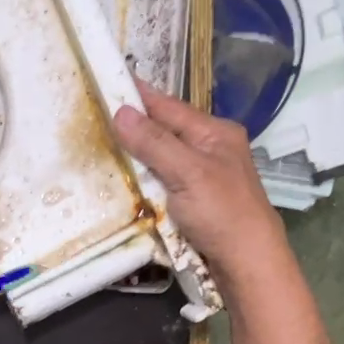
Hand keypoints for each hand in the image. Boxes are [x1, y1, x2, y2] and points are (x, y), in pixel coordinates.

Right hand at [114, 81, 281, 280]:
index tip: (109, 80)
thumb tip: (121, 112)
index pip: (169, 107)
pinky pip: (162, 183)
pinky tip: (124, 182)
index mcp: (215, 134)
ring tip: (102, 146)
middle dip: (134, 125)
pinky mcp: (194, 204)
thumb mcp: (188, 173)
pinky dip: (143, 181)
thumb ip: (154, 143)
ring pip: (162, 158)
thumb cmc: (222, 213)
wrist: (247, 263)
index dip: (139, 95)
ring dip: (136, 155)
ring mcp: (202, 178)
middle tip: (96, 115)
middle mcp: (210, 151)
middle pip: (165, 131)